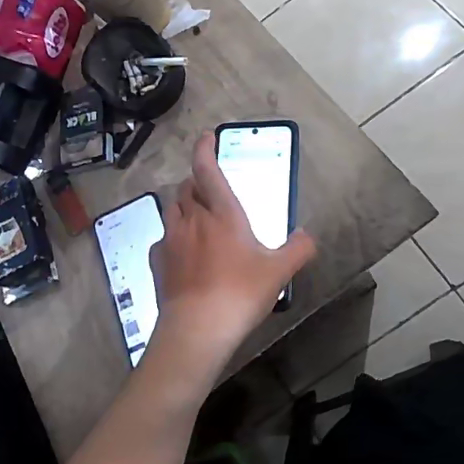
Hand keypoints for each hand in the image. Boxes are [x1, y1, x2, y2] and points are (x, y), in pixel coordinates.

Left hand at [148, 133, 316, 376]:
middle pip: (187, 188)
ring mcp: (170, 238)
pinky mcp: (156, 258)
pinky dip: (174, 236)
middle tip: (210, 190)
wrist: (196, 326)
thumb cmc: (239, 293)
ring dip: (184, 206)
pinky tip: (184, 251)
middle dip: (197, 183)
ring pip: (172, 209)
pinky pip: (163, 237)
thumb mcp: (279, 272)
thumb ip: (298, 249)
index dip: (204, 149)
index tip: (206, 137)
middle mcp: (191, 219)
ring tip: (198, 218)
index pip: (208, 170)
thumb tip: (308, 235)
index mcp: (222, 215)